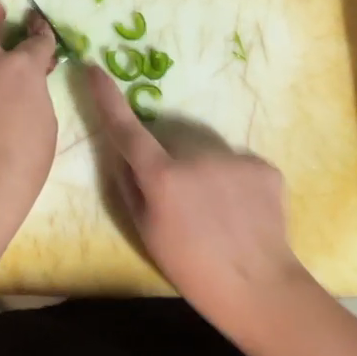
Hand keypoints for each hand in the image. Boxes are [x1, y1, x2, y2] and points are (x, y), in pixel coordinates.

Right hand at [87, 66, 310, 320]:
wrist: (257, 287)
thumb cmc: (190, 267)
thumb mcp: (145, 230)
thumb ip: (129, 184)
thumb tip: (122, 151)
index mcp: (162, 176)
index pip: (127, 129)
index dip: (107, 98)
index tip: (93, 68)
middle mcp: (196, 156)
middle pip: (172, 143)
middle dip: (170, 159)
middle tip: (182, 202)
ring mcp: (233, 157)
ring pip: (207, 153)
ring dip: (204, 171)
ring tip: (216, 211)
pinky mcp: (263, 166)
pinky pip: (238, 165)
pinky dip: (235, 182)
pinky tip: (242, 212)